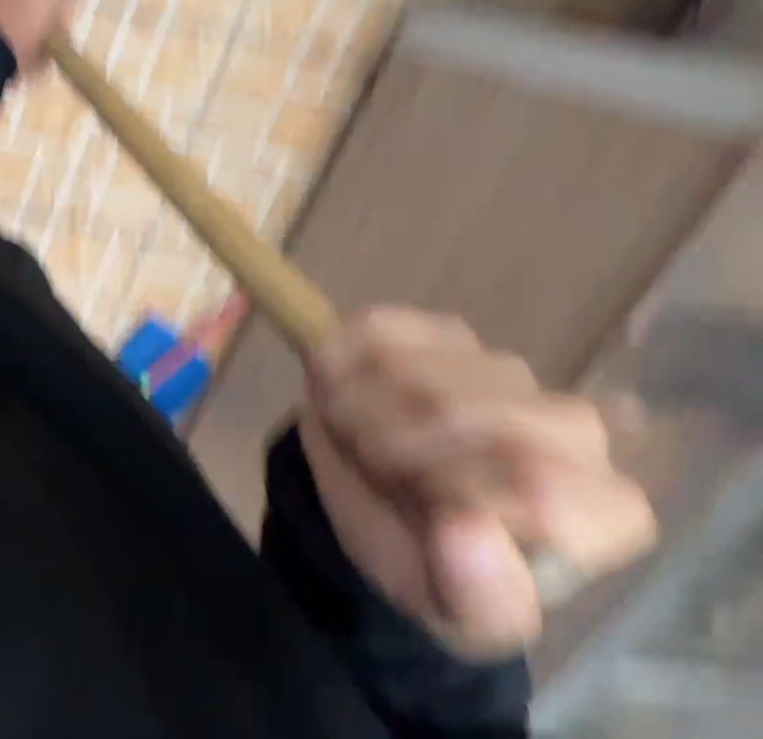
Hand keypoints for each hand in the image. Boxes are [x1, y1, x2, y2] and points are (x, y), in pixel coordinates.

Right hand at [299, 307, 656, 658]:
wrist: (375, 505)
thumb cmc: (427, 563)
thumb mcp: (453, 611)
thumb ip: (479, 593)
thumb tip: (466, 526)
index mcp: (601, 509)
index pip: (531, 479)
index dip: (446, 487)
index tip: (416, 509)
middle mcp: (572, 427)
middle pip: (452, 414)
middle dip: (384, 448)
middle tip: (377, 477)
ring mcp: (502, 368)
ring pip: (404, 369)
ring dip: (354, 410)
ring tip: (360, 441)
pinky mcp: (436, 328)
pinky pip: (371, 330)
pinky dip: (338, 364)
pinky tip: (346, 392)